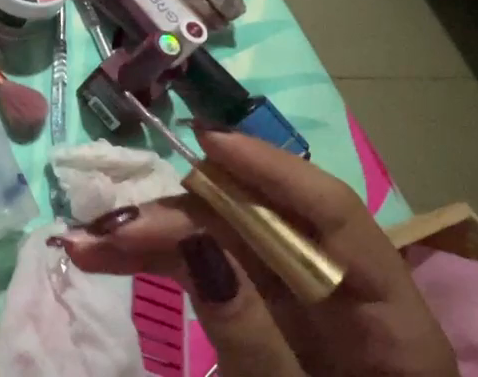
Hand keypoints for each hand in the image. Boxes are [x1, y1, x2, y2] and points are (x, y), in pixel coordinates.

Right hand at [60, 130, 457, 376]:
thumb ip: (253, 338)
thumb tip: (193, 243)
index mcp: (391, 320)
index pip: (334, 215)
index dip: (269, 168)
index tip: (202, 139)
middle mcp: (341, 294)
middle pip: (260, 223)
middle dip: (180, 214)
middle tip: (108, 223)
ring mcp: (298, 305)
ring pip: (222, 242)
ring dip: (155, 236)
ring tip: (85, 241)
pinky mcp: (261, 317)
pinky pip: (208, 272)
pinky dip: (160, 263)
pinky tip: (106, 258)